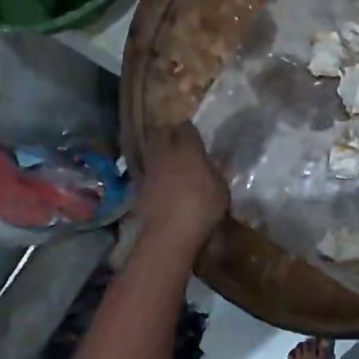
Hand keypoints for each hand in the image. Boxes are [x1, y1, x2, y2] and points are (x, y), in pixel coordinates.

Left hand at [135, 122, 227, 248]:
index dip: (189, 129)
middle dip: (169, 133)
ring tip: (166, 159)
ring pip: (151, 149)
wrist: (170, 232)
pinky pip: (144, 170)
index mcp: (188, 149)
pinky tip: (157, 180)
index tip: (194, 135)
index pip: (186, 127)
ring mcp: (149, 169)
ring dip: (158, 150)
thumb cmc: (203, 207)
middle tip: (178, 141)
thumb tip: (207, 166)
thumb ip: (213, 172)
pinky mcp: (138, 186)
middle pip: (162, 132)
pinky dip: (150, 172)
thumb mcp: (221, 188)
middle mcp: (166, 153)